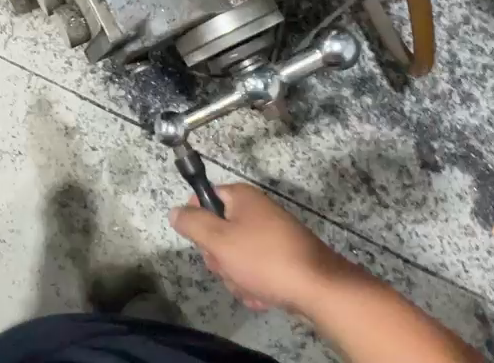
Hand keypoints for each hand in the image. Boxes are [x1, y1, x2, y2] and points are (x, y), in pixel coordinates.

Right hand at [169, 183, 352, 314]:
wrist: (319, 289)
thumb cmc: (265, 259)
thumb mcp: (219, 240)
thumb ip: (192, 223)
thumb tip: (175, 211)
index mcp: (240, 197)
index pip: (204, 198)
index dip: (199, 223)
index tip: (206, 243)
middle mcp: (256, 210)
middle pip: (219, 232)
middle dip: (220, 258)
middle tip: (229, 268)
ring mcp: (272, 235)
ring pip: (236, 256)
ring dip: (237, 276)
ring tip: (250, 287)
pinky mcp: (283, 259)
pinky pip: (256, 270)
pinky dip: (255, 284)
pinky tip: (262, 296)